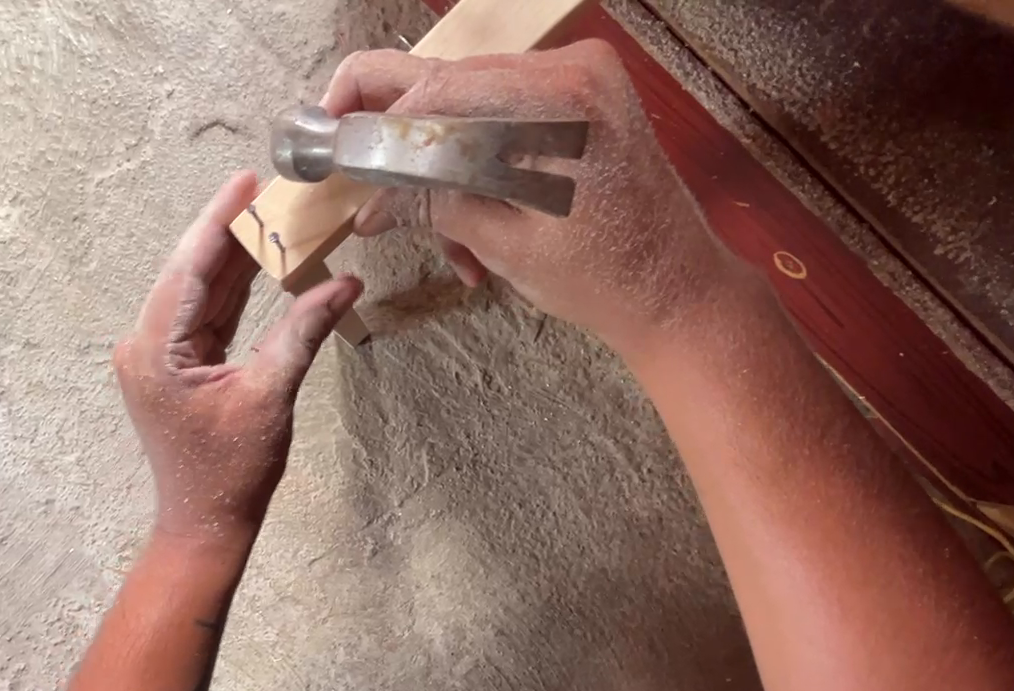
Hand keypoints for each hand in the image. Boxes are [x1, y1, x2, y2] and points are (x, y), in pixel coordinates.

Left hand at [113, 171, 362, 547]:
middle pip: (193, 274)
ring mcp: (157, 356)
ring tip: (271, 218)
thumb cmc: (230, 472)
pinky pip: (205, 318)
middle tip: (270, 192)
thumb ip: (303, 333)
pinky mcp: (174, 368)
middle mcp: (146, 345)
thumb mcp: (270, 397)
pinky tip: (257, 265)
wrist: (206, 522)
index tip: (247, 179)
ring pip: (200, 294)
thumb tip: (344, 283)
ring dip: (234, 261)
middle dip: (231, 234)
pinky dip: (233, 294)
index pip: (189, 267)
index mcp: (155, 348)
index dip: (220, 219)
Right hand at [324, 41, 735, 351]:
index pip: (440, 86)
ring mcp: (576, 91)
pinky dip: (478, 183)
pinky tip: (475, 246)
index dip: (378, 120)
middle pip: (453, 87)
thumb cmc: (605, 278)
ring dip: (444, 183)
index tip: (339, 151)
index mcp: (557, 96)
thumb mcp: (507, 244)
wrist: (674, 295)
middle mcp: (569, 73)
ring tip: (451, 255)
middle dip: (398, 136)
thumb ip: (438, 204)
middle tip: (347, 155)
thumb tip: (371, 197)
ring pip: (471, 119)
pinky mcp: (575, 117)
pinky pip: (501, 135)